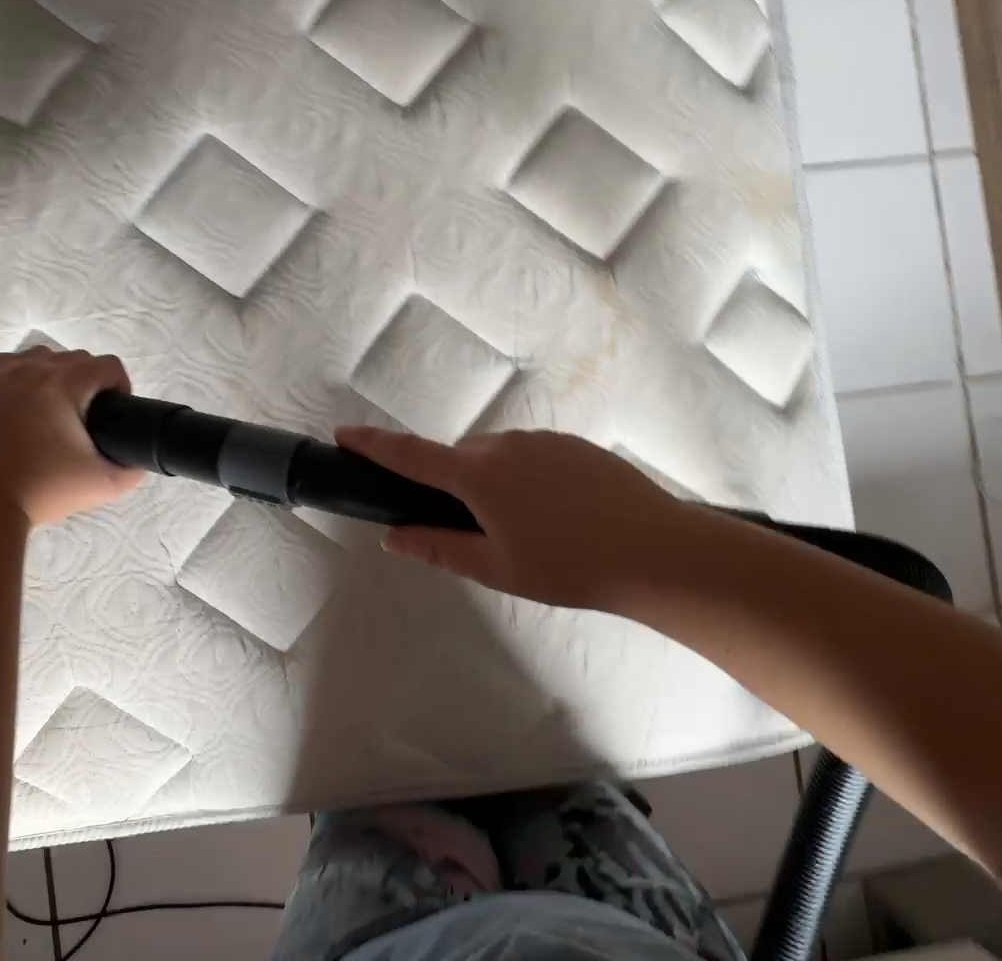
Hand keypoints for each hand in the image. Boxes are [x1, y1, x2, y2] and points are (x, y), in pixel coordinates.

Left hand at [0, 348, 141, 525]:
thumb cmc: (42, 489)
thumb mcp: (104, 484)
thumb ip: (132, 468)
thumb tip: (136, 460)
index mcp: (64, 382)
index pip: (109, 365)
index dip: (121, 388)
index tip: (115, 415)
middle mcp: (32, 368)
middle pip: (77, 358)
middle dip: (90, 384)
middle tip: (87, 421)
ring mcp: (1, 375)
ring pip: (42, 357)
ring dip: (56, 376)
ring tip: (56, 412)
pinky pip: (8, 364)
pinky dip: (21, 375)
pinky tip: (23, 401)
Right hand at [336, 426, 710, 613]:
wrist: (656, 551)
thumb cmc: (569, 567)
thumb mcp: (496, 569)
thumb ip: (439, 547)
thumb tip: (393, 535)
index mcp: (479, 476)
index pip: (412, 455)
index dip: (374, 445)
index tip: (344, 433)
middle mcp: (507, 445)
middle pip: (459, 458)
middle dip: (452, 485)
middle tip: (478, 533)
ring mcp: (544, 440)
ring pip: (497, 456)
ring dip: (492, 482)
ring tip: (529, 531)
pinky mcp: (575, 444)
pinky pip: (531, 454)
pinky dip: (526, 477)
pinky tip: (558, 515)